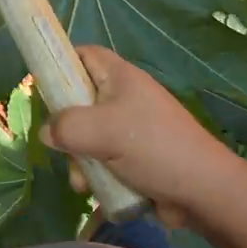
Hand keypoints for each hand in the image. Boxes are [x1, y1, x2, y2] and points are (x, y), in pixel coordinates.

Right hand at [40, 46, 246, 212]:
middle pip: (79, 99)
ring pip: (87, 134)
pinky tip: (96, 190)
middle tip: (63, 146)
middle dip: (66, 127)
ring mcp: (130, 127)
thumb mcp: (103, 131)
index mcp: (119, 77)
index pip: (82, 54)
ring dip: (79, 157)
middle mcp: (124, 96)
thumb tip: (47, 132)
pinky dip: (95, 172)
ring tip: (83, 181)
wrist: (204, 193)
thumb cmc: (154, 148)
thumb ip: (66, 126)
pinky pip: (103, 157)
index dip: (60, 64)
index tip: (42, 89)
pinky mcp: (136, 155)